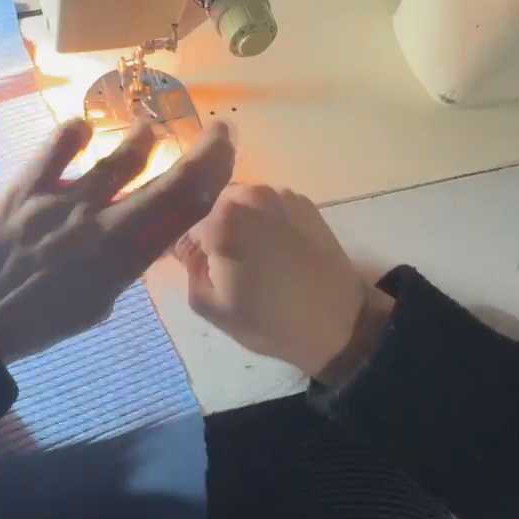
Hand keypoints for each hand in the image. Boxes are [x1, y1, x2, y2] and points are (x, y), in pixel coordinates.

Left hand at [0, 118, 234, 363]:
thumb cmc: (37, 322)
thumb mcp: (95, 304)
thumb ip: (122, 265)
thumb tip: (139, 233)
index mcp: (124, 263)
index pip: (184, 213)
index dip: (213, 179)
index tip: (223, 156)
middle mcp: (104, 228)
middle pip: (169, 183)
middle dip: (203, 152)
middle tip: (215, 131)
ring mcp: (64, 204)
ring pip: (121, 158)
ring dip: (142, 139)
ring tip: (147, 129)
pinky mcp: (26, 187)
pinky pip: (59, 146)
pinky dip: (77, 131)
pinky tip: (84, 128)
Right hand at [173, 185, 393, 383]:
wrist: (337, 323)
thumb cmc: (267, 320)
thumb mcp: (208, 303)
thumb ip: (187, 265)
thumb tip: (184, 244)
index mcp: (219, 219)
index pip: (181, 222)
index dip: (183, 244)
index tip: (192, 264)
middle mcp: (248, 195)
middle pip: (211, 206)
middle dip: (211, 230)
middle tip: (222, 265)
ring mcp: (280, 195)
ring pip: (240, 204)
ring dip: (238, 224)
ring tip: (251, 260)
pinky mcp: (304, 203)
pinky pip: (268, 207)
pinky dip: (264, 223)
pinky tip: (274, 252)